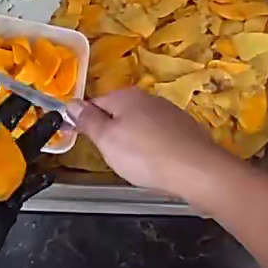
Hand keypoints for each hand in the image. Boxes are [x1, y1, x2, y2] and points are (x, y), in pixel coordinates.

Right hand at [69, 88, 246, 204]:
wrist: (196, 170)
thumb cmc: (145, 156)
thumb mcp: (106, 139)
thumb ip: (88, 120)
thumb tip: (71, 102)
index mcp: (125, 96)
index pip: (94, 103)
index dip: (85, 122)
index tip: (83, 140)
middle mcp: (149, 98)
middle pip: (119, 113)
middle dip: (112, 132)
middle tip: (111, 156)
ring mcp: (170, 112)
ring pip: (140, 125)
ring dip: (134, 140)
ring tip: (134, 163)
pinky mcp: (185, 130)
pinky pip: (159, 136)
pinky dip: (153, 147)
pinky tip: (155, 163)